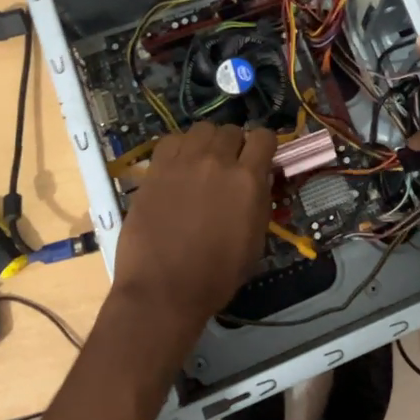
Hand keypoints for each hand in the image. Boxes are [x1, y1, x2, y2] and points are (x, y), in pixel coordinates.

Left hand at [112, 122, 277, 320]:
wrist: (163, 290)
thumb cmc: (217, 275)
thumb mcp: (255, 240)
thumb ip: (260, 201)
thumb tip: (260, 180)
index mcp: (248, 179)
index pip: (264, 137)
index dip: (263, 146)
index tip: (259, 159)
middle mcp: (217, 161)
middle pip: (231, 130)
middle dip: (234, 145)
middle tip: (228, 167)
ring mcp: (183, 162)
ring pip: (202, 129)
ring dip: (207, 142)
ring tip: (201, 163)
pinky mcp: (155, 169)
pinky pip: (171, 140)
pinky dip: (179, 148)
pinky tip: (177, 167)